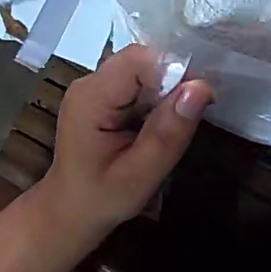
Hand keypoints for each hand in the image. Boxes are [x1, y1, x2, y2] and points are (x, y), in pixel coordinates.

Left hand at [37, 44, 211, 235]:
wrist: (69, 211)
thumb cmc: (101, 198)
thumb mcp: (141, 175)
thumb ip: (169, 132)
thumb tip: (201, 87)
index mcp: (91, 98)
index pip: (138, 60)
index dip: (172, 71)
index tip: (195, 101)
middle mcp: (89, 83)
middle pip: (141, 61)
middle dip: (171, 84)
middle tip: (186, 120)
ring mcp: (94, 86)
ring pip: (143, 70)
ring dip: (165, 92)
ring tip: (171, 126)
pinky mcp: (103, 94)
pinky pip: (137, 82)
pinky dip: (155, 99)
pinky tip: (157, 125)